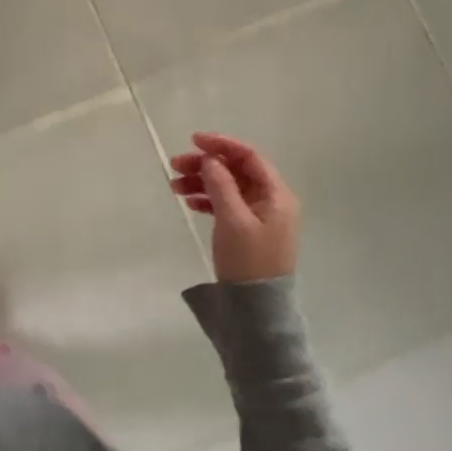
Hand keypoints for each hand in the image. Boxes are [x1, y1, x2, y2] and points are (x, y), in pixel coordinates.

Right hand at [169, 132, 299, 282]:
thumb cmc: (249, 260)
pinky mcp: (248, 229)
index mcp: (276, 194)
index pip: (249, 156)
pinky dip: (207, 198)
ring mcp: (260, 215)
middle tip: (176, 165)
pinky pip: (226, 203)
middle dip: (206, 164)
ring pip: (228, 186)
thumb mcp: (233, 220)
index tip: (193, 141)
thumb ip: (221, 184)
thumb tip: (210, 159)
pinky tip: (189, 201)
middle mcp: (271, 200)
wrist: (258, 309)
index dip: (222, 144)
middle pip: (236, 170)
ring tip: (175, 186)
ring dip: (202, 181)